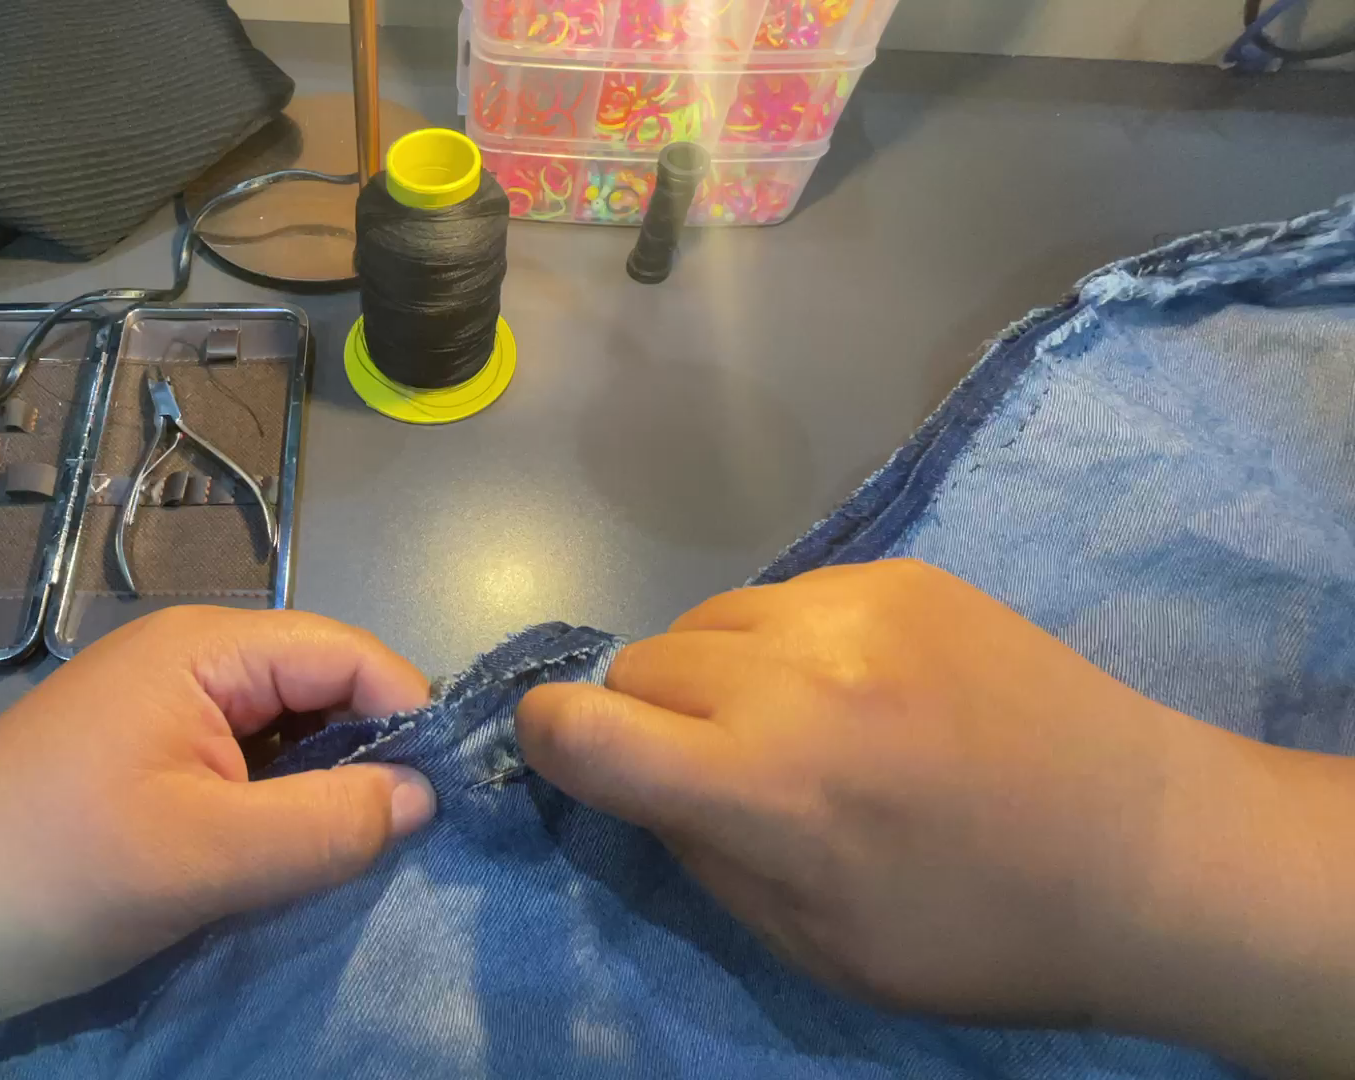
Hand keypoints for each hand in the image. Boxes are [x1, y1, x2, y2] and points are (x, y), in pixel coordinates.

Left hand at [0, 607, 436, 1079]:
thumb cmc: (53, 875)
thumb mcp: (206, 855)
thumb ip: (330, 822)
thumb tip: (425, 796)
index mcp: (205, 646)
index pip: (342, 651)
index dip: (404, 707)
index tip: (448, 785)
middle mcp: (192, 655)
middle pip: (318, 681)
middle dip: (370, 745)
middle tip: (410, 823)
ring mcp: (168, 702)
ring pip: (287, 723)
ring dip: (326, 776)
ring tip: (357, 839)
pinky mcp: (153, 749)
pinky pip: (249, 755)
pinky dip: (284, 794)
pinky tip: (292, 842)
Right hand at [517, 560, 1354, 1075]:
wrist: (1162, 850)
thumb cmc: (971, 926)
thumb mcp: (804, 939)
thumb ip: (688, 842)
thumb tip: (623, 766)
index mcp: (769, 788)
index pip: (581, 728)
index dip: (546, 733)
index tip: (569, 751)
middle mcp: (793, 678)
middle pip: (633, 664)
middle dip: (648, 715)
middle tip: (719, 756)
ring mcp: (846, 608)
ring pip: (693, 621)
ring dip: (708, 670)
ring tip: (786, 711)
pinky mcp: (888, 571)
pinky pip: (768, 597)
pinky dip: (773, 641)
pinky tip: (848, 678)